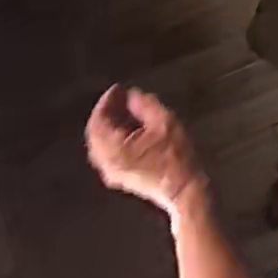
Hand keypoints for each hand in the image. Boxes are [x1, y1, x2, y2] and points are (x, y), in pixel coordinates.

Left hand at [86, 84, 210, 219]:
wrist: (183, 188)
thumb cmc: (176, 155)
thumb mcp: (165, 123)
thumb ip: (145, 106)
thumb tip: (130, 95)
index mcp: (114, 150)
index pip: (99, 122)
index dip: (106, 102)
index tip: (117, 88)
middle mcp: (106, 162)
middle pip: (95, 133)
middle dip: (105, 112)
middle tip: (119, 96)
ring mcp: (111, 172)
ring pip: (99, 143)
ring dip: (107, 124)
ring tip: (123, 107)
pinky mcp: (118, 176)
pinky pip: (106, 152)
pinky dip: (111, 136)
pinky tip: (127, 126)